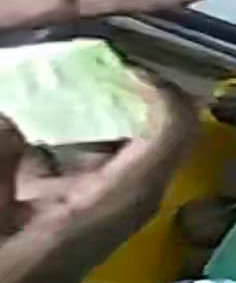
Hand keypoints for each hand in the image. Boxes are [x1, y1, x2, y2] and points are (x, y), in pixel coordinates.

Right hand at [0, 74, 195, 282]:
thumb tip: (4, 112)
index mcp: (124, 196)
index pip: (171, 131)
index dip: (159, 92)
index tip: (125, 63)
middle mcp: (125, 199)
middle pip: (141, 135)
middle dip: (110, 100)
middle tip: (72, 67)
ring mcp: (94, 209)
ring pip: (97, 151)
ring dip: (68, 121)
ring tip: (38, 86)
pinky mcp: (60, 219)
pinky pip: (63, 172)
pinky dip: (39, 149)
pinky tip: (14, 130)